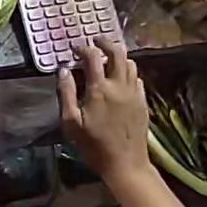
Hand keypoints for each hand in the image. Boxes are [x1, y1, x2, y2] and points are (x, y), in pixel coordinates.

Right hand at [56, 38, 151, 183]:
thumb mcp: (71, 122)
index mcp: (100, 89)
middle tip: (95, 42)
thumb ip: (66, 93)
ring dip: (118, 56)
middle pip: (118, 52)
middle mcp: (120, 85)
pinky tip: (119, 78)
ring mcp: (134, 93)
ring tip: (107, 59)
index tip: (76, 50)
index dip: (84, 48)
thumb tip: (63, 70)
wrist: (126, 164)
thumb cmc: (94, 146)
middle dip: (106, 43)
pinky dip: (127, 71)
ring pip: (130, 63)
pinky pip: (137, 78)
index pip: (93, 56)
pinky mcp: (143, 102)